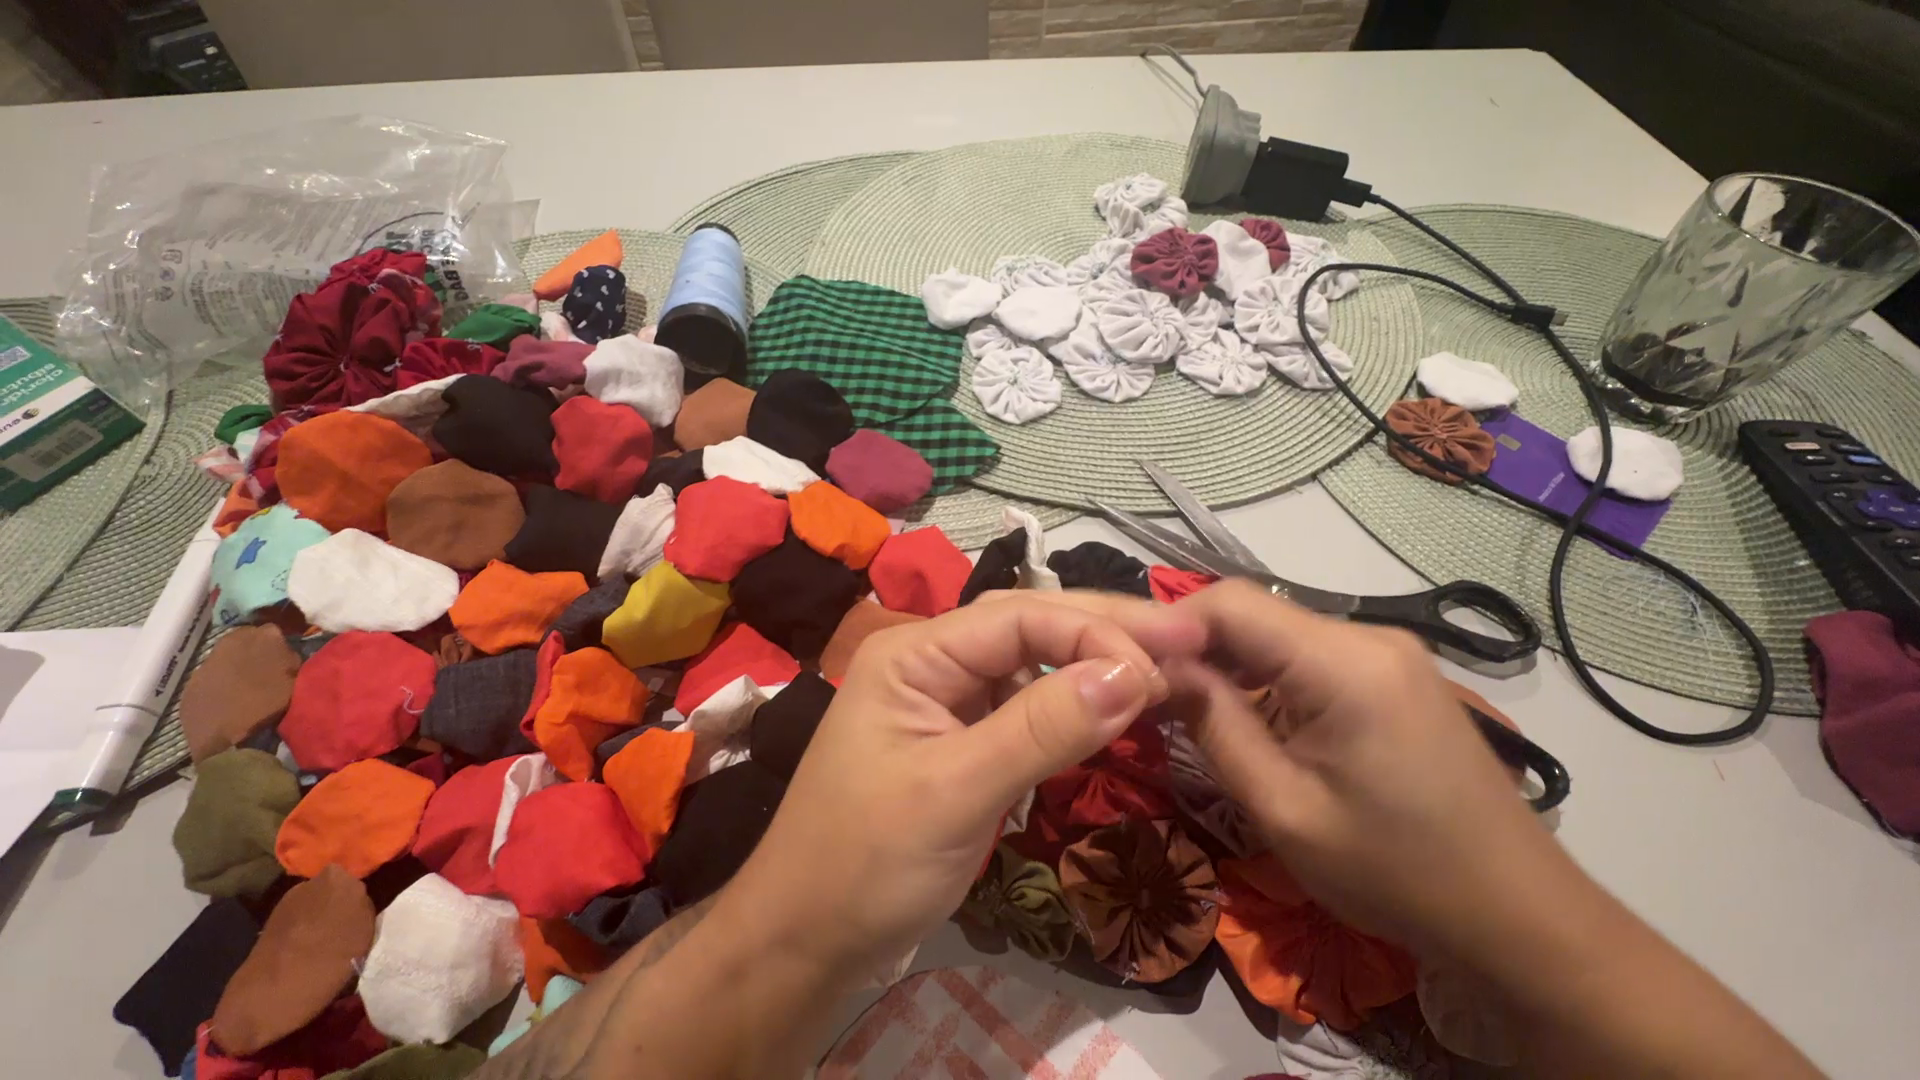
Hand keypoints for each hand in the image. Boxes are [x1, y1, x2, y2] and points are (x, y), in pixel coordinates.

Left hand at [722, 593, 1207, 975]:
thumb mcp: (956, 791)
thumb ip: (1042, 728)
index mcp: (915, 654)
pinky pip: (1025, 708)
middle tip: (1188, 637)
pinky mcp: (961, 742)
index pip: (1020, 617)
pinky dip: (1072, 707)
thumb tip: (1133, 673)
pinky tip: (1112, 708)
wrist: (807, 939)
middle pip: (1029, 627)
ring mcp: (946, 703)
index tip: (1163, 669)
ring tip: (1165, 666)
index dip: (1097, 633)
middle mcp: (931, 662)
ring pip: (1032, 664)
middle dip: (1106, 630)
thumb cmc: (866, 861)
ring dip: (1094, 664)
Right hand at [1161, 580, 1569, 958]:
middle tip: (1146, 693)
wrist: (1519, 920)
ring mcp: (1389, 655)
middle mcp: (1370, 637)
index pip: (1230, 602)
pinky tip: (1246, 718)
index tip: (1126, 669)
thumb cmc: (1395, 872)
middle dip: (1193, 647)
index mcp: (1345, 661)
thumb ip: (1213, 724)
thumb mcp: (1282, 807)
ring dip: (1227, 664)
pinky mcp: (1395, 678)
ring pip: (1278, 634)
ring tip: (1184, 709)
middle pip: (1254, 614)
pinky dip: (1265, 679)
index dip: (1168, 625)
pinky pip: (1309, 658)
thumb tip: (1154, 668)